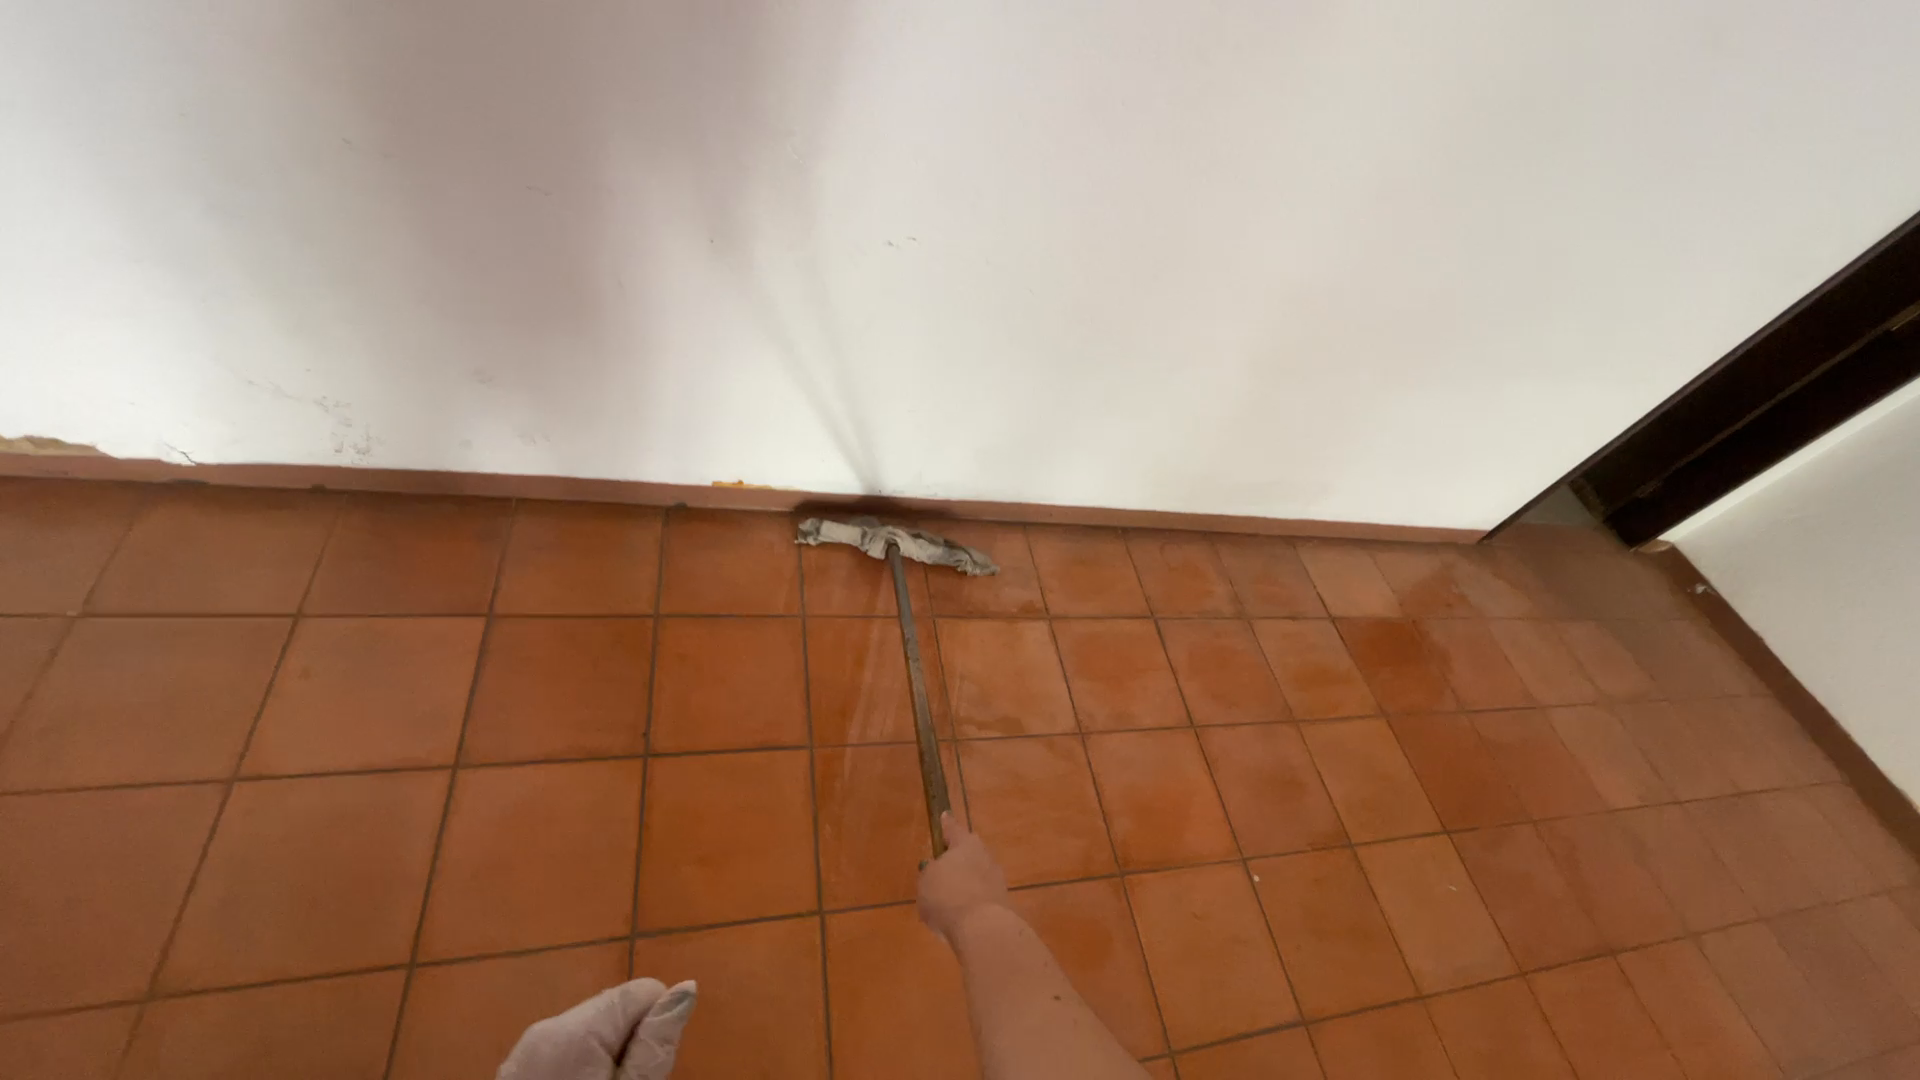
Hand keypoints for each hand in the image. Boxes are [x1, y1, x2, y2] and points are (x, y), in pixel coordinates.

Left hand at [496, 977, 696, 1079]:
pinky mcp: (514, 1076)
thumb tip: (686, 987)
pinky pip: (565, 1053)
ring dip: (606, 1060)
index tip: (642, 1073)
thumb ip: (658, 1042)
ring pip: (591, 1032)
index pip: (644, 991)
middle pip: (615, 1011)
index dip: (657, 1029)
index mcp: (575, 1030)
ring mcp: (523, 1054)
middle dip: (630, 1045)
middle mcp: (546, 1029)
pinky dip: (579, 1072)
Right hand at [916, 812, 1009, 942]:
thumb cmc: (947, 896)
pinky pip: (982, 897)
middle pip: (969, 852)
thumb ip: (930, 871)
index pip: (953, 828)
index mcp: (965, 844)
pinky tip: (961, 917)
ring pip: (978, 876)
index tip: (945, 816)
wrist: (982, 928)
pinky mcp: (1003, 903)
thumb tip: (937, 869)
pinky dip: (973, 903)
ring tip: (949, 900)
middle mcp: (985, 856)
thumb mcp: (926, 881)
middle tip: (943, 870)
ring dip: (966, 883)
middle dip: (958, 860)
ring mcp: (997, 880)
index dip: (946, 824)